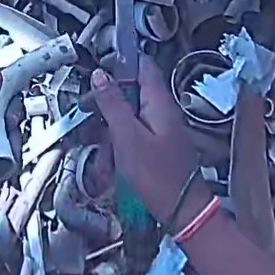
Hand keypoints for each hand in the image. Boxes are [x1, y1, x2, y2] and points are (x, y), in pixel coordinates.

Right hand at [93, 57, 212, 232]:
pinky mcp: (160, 143)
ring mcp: (163, 126)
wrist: (183, 213)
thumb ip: (113, 104)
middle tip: (91, 103)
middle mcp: (164, 109)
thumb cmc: (157, 176)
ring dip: (113, 116)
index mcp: (159, 102)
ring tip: (97, 131)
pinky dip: (121, 133)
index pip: (142, 64)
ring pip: (133, 108)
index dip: (120, 60)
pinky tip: (110, 148)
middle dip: (111, 93)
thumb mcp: (127, 137)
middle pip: (134, 87)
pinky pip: (136, 127)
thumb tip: (100, 74)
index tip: (99, 67)